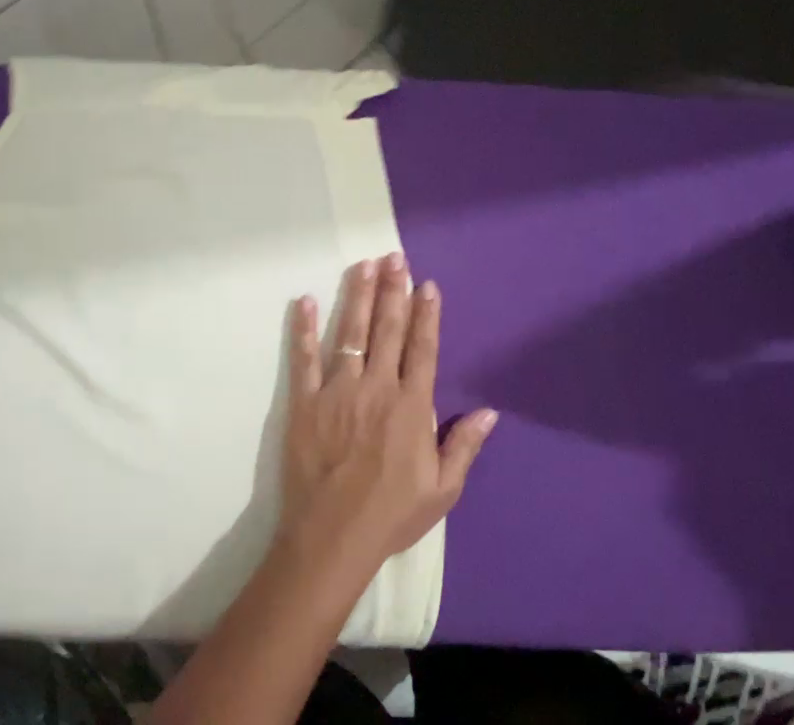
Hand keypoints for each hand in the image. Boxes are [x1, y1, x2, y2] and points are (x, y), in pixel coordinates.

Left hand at [276, 254, 497, 573]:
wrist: (333, 536)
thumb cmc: (391, 514)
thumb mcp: (443, 490)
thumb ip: (464, 445)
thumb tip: (489, 411)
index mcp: (411, 406)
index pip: (422, 349)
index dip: (426, 315)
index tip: (426, 284)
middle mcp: (377, 387)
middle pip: (387, 330)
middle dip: (392, 290)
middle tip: (394, 257)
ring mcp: (337, 391)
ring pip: (350, 334)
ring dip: (357, 297)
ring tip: (363, 266)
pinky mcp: (304, 402)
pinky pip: (303, 358)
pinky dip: (303, 329)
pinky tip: (304, 301)